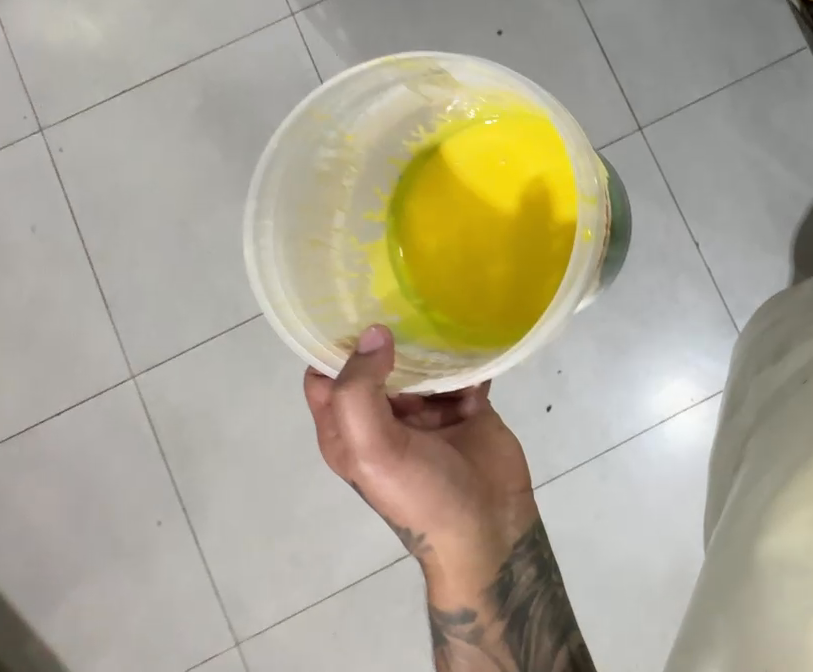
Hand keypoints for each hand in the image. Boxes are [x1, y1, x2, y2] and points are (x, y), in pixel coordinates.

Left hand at [304, 325, 535, 586]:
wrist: (487, 521)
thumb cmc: (421, 492)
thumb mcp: (373, 449)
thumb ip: (361, 392)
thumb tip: (375, 332)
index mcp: (348, 430)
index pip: (326, 376)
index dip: (332, 343)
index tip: (353, 302)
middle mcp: (385, 417)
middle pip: (378, 363)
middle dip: (389, 332)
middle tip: (406, 290)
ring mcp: (428, 411)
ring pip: (425, 362)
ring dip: (434, 340)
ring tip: (447, 302)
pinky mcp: (467, 407)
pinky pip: (466, 370)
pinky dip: (472, 354)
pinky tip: (479, 334)